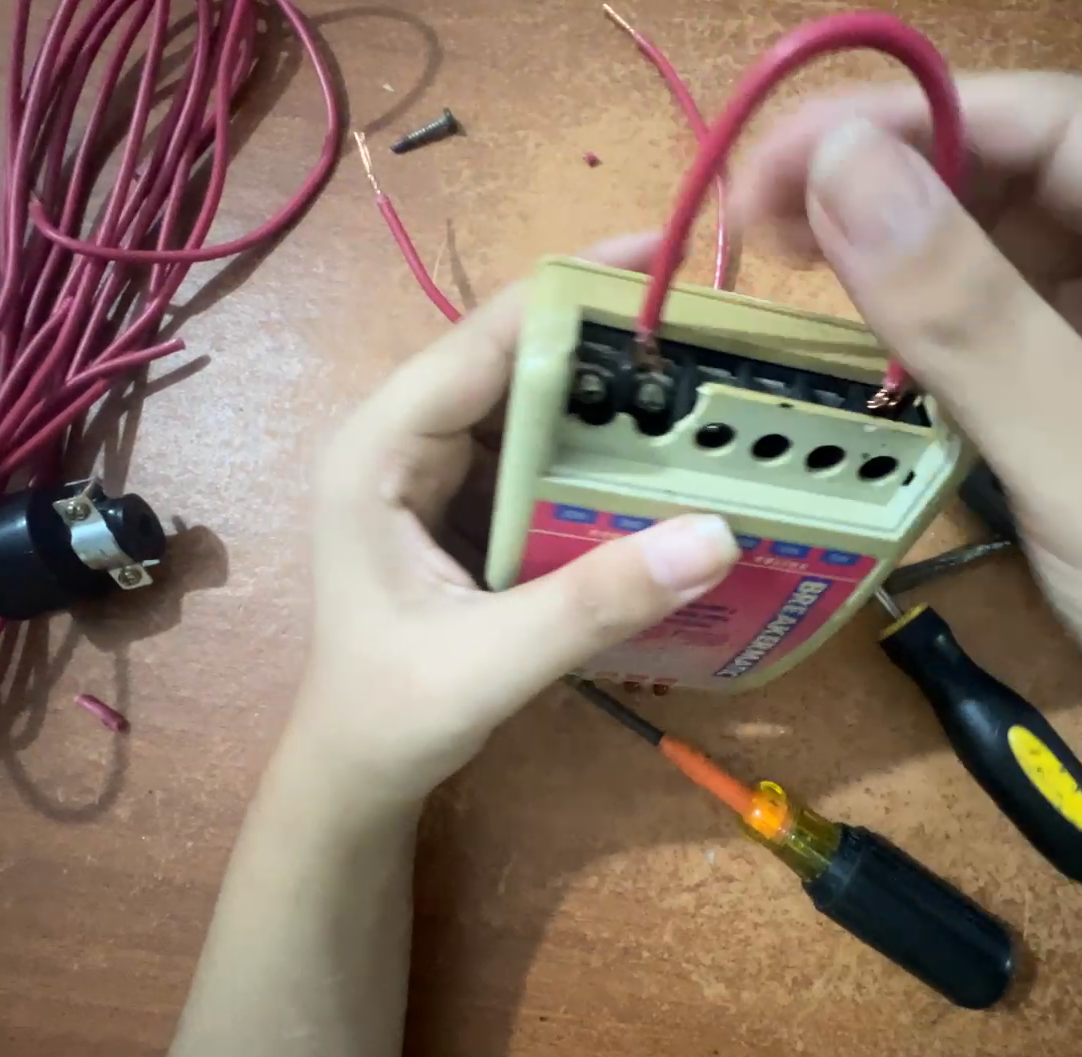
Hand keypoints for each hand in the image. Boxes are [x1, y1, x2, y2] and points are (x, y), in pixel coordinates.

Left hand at [293, 236, 738, 805]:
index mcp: (380, 451)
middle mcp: (408, 441)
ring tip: (704, 386)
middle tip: (710, 335)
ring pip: (537, 407)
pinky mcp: (474, 505)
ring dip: (613, 397)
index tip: (666, 262)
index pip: (483, 342)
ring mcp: (442, 471)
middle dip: (608, 343)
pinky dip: (602, 454)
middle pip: (518, 362)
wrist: (361, 769)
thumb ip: (596, 601)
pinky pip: (546, 457)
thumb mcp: (492, 661)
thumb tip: (719, 535)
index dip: (573, 294)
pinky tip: (662, 460)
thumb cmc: (394, 715)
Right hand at [733, 74, 1081, 795]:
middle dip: (893, 193)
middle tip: (759, 220)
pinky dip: (931, 329)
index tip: (774, 164)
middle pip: (1028, 179)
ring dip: (902, 260)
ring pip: (1006, 253)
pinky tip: (867, 331)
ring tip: (790, 264)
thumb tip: (836, 170)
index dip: (906, 128)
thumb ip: (963, 313)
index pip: (1058, 124)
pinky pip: (1004, 327)